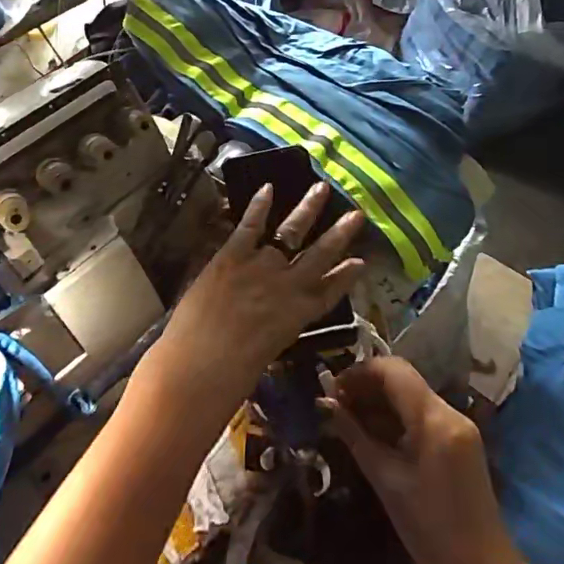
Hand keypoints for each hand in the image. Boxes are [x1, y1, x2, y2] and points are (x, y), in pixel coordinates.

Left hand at [145, 182, 364, 404]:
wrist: (202, 363)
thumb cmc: (231, 376)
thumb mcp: (264, 354)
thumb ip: (271, 332)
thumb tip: (268, 322)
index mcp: (298, 316)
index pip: (330, 291)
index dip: (346, 276)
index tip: (361, 261)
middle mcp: (288, 286)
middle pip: (320, 254)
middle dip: (340, 233)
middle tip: (357, 214)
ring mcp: (262, 266)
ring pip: (291, 231)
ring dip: (308, 208)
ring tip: (321, 188)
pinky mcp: (233, 256)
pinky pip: (250, 225)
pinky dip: (259, 205)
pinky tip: (267, 187)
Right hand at [324, 357, 524, 563]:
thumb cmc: (429, 528)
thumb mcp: (386, 481)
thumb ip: (355, 437)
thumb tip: (326, 405)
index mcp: (434, 418)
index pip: (394, 370)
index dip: (359, 372)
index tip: (332, 389)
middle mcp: (450, 412)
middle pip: (403, 380)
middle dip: (367, 387)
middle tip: (334, 405)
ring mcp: (458, 425)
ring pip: (412, 396)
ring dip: (380, 402)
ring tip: (347, 420)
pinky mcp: (460, 440)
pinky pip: (422, 415)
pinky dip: (397, 418)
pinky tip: (373, 434)